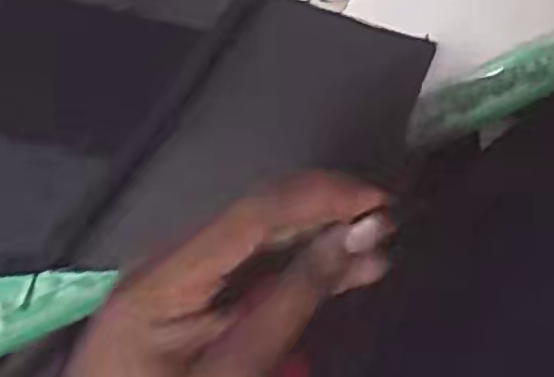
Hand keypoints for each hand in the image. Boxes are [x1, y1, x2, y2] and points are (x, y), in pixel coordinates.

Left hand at [66, 173, 391, 376]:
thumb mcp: (236, 372)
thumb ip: (299, 296)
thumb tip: (367, 229)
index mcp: (163, 279)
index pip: (259, 211)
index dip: (327, 195)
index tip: (381, 201)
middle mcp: (172, 257)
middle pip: (270, 212)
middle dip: (335, 211)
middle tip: (390, 222)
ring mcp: (186, 268)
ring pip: (276, 228)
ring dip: (330, 233)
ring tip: (379, 248)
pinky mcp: (203, 284)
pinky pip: (267, 254)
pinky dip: (311, 256)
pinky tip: (351, 265)